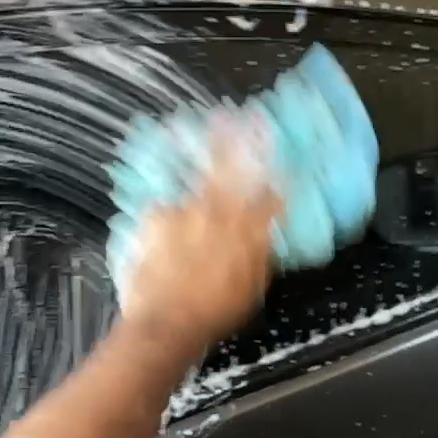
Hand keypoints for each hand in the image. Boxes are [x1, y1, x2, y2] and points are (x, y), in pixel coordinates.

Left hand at [118, 122, 280, 352]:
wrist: (168, 322)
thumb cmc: (216, 311)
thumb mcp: (251, 286)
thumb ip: (258, 254)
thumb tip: (263, 240)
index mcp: (248, 229)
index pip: (270, 196)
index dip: (277, 178)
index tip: (280, 164)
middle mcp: (218, 212)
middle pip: (230, 168)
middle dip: (235, 140)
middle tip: (235, 116)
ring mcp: (185, 211)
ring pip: (195, 181)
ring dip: (199, 161)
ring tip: (197, 137)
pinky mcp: (156, 217)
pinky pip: (165, 205)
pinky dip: (167, 208)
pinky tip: (163, 212)